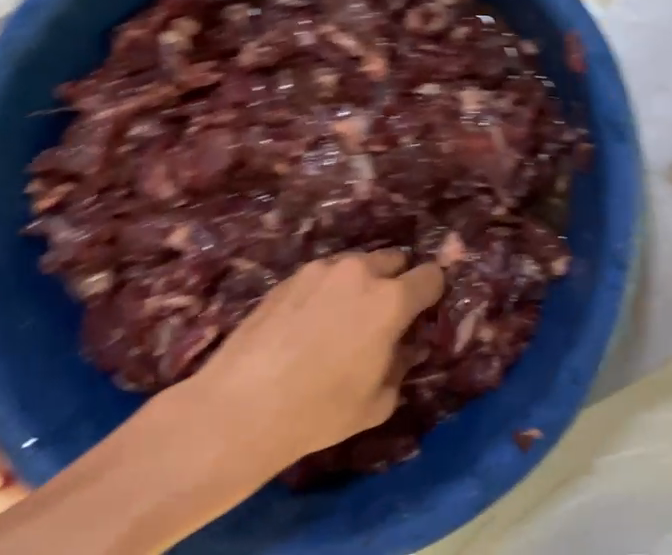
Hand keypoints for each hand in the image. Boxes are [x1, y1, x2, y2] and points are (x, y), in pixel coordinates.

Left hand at [187, 250, 446, 466]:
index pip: (431, 276)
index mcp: (391, 300)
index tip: (424, 314)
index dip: (432, 294)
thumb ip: (400, 366)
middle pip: (395, 260)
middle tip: (384, 316)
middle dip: (397, 282)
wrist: (238, 408)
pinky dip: (327, 291)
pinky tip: (309, 324)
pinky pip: (322, 276)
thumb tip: (402, 348)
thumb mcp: (378, 402)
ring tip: (342, 319)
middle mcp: (360, 272)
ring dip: (360, 283)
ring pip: (356, 264)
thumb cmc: (318, 412)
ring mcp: (320, 271)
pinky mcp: (287, 278)